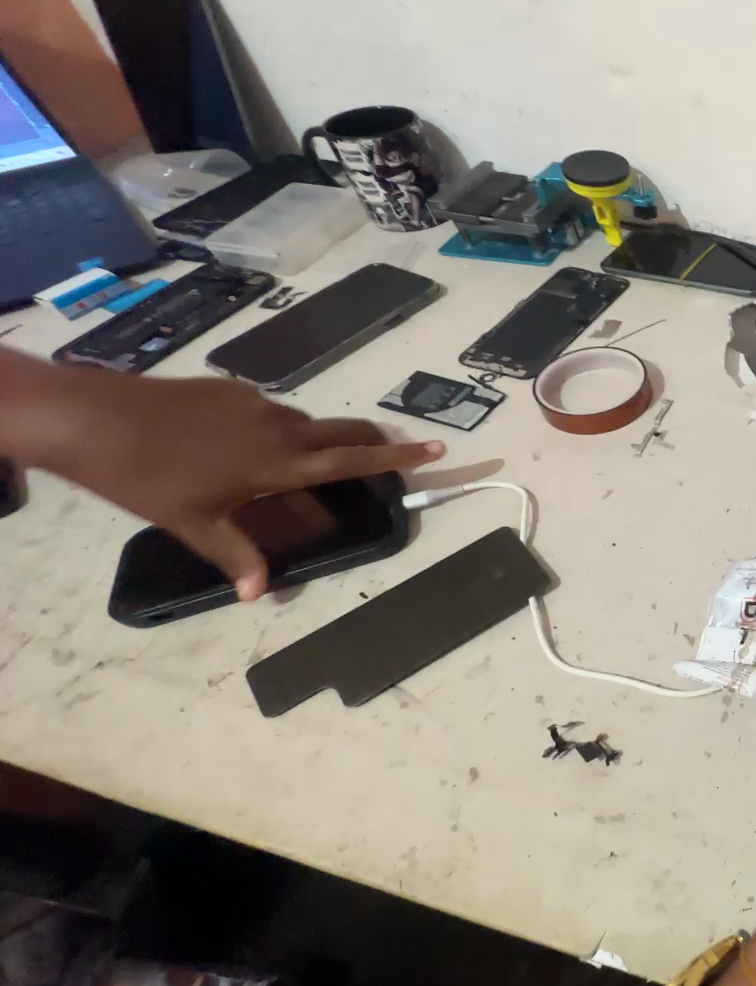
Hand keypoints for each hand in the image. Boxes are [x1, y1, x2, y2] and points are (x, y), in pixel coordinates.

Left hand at [2, 358, 441, 599]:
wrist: (85, 417)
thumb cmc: (142, 476)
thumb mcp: (188, 521)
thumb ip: (234, 554)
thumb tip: (261, 595)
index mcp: (281, 464)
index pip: (356, 460)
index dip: (400, 456)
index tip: (438, 448)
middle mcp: (283, 430)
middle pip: (349, 430)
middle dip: (376, 440)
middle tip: (387, 451)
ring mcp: (259, 405)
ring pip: (306, 423)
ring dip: (311, 439)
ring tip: (276, 460)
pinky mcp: (235, 390)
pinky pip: (269, 410)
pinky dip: (269, 426)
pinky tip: (230, 439)